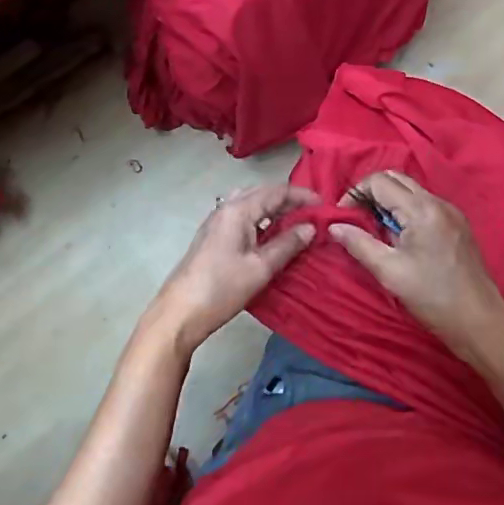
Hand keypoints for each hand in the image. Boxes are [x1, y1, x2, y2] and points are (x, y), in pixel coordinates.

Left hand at [147, 184, 318, 353]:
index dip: (302, 195)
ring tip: (295, 223)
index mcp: (238, 210)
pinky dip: (260, 219)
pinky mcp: (212, 237)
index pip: (276, 191)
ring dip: (273, 208)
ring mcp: (216, 222)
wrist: (179, 313)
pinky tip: (270, 236)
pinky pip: (242, 216)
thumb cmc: (221, 288)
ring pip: (250, 203)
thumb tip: (310, 227)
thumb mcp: (260, 268)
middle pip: (262, 192)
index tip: (324, 206)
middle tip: (312, 213)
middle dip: (288, 199)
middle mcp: (225, 208)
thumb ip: (287, 245)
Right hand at [328, 172, 503, 358]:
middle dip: (371, 193)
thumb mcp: (390, 272)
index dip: (355, 194)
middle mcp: (439, 202)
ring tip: (376, 231)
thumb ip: (359, 244)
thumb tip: (334, 226)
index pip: (380, 181)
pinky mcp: (458, 225)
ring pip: (411, 191)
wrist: (481, 322)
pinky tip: (401, 238)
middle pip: (396, 179)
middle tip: (357, 219)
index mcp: (422, 209)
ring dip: (389, 202)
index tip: (342, 217)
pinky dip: (406, 211)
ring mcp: (452, 212)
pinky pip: (425, 204)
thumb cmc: (433, 297)